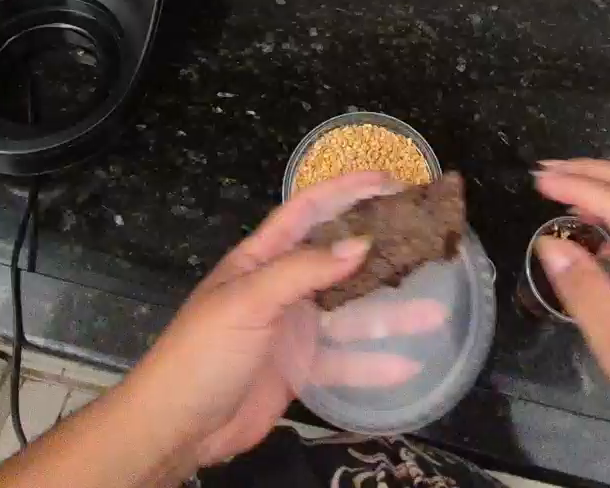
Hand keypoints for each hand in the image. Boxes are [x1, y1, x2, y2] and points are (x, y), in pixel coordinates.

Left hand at [99, 172, 430, 475]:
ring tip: (436, 312)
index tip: (388, 180)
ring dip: (391, 314)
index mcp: (263, 257)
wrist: (173, 430)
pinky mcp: (301, 367)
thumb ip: (304, 270)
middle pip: (340, 258)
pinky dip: (375, 364)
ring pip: (352, 314)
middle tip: (424, 238)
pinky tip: (409, 365)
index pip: (310, 210)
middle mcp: (284, 285)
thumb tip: (361, 242)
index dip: (346, 189)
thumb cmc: (203, 352)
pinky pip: (346, 361)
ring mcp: (295, 327)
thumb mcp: (249, 301)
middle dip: (380, 248)